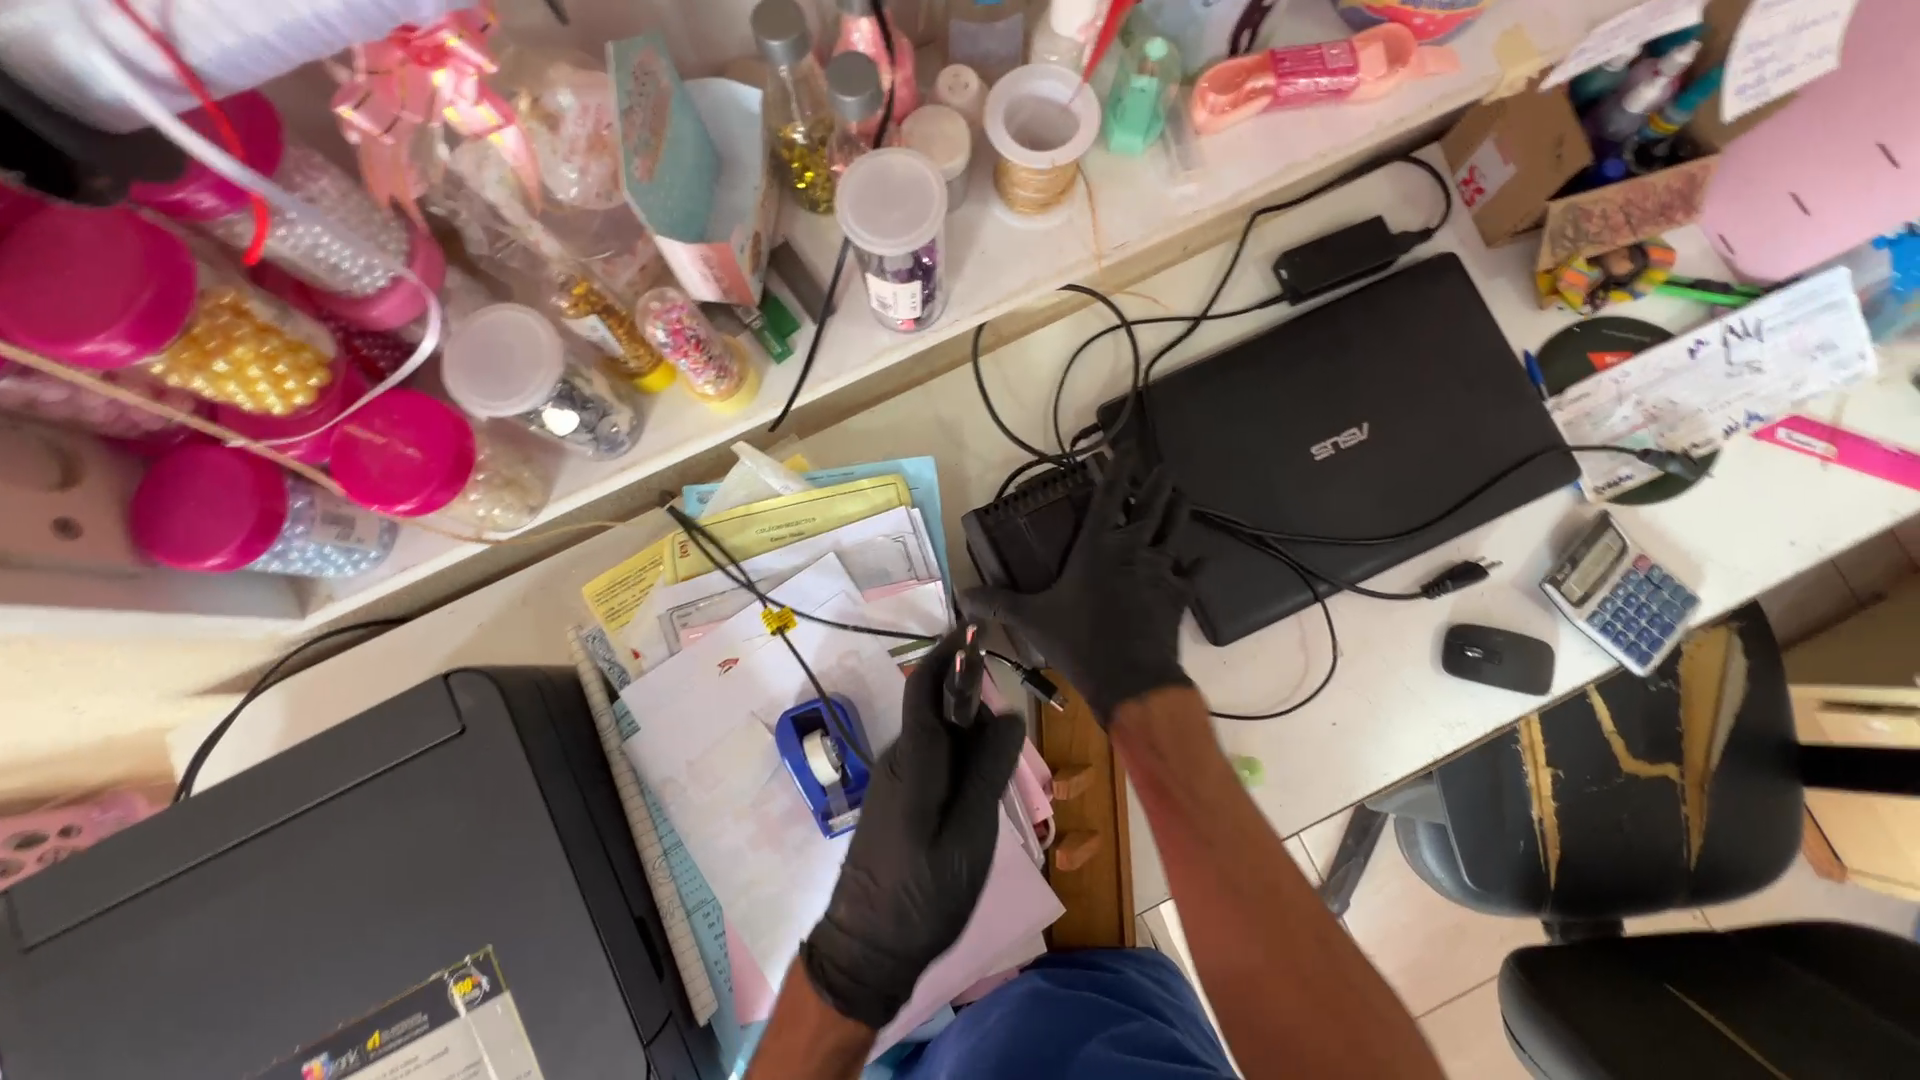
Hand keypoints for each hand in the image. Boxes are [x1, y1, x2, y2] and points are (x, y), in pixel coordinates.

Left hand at [800, 630, 1026, 1029]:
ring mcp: (894, 783)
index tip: (973, 627)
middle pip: (936, 709)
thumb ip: (988, 771)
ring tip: (1001, 770)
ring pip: (937, 737)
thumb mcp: (971, 835)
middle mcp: (899, 760)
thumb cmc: (925, 895)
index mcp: (914, 761)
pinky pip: (932, 762)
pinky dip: (959, 760)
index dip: (948, 653)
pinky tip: (980, 794)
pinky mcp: (897, 803)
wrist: (866, 950)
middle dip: (972, 703)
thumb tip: (1006, 714)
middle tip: (1012, 736)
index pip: (926, 687)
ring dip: (970, 737)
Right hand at [964, 455, 1193, 724]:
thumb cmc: (1078, 641)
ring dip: (1179, 510)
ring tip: (1182, 495)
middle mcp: (1132, 548)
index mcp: (1097, 546)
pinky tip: (1202, 560)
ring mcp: (1161, 569)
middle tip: (1165, 468)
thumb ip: (999, 604)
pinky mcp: (1179, 594)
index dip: (1118, 467)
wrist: (1129, 676)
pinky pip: (1193, 572)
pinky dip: (1197, 564)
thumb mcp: (1033, 620)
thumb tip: (962, 597)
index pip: (1108, 495)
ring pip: (1176, 530)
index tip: (1129, 445)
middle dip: (1157, 484)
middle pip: (1150, 506)